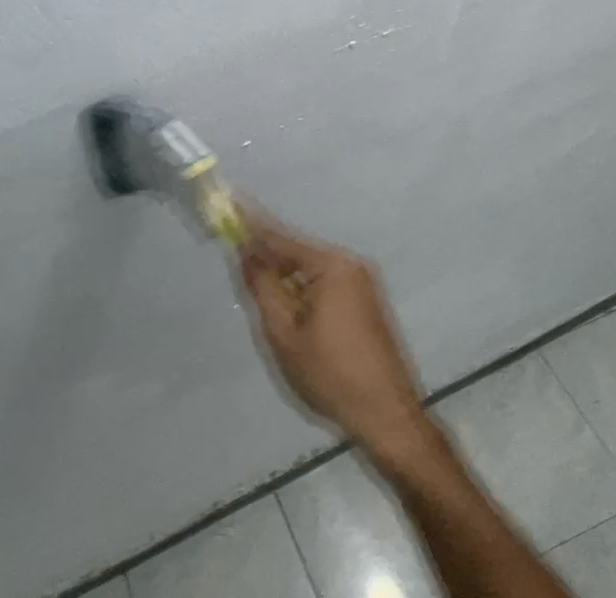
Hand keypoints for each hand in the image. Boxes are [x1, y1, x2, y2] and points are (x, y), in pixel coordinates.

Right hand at [236, 201, 429, 450]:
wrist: (386, 416)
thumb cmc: (329, 374)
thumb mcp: (283, 332)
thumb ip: (261, 286)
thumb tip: (245, 251)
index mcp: (331, 266)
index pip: (280, 237)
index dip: (251, 223)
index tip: (229, 200)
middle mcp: (351, 265)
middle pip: (296, 252)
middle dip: (266, 255)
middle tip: (235, 258)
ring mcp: (363, 284)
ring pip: (310, 271)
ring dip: (284, 278)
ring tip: (257, 291)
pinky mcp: (367, 304)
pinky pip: (325, 285)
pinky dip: (302, 291)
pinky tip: (287, 310)